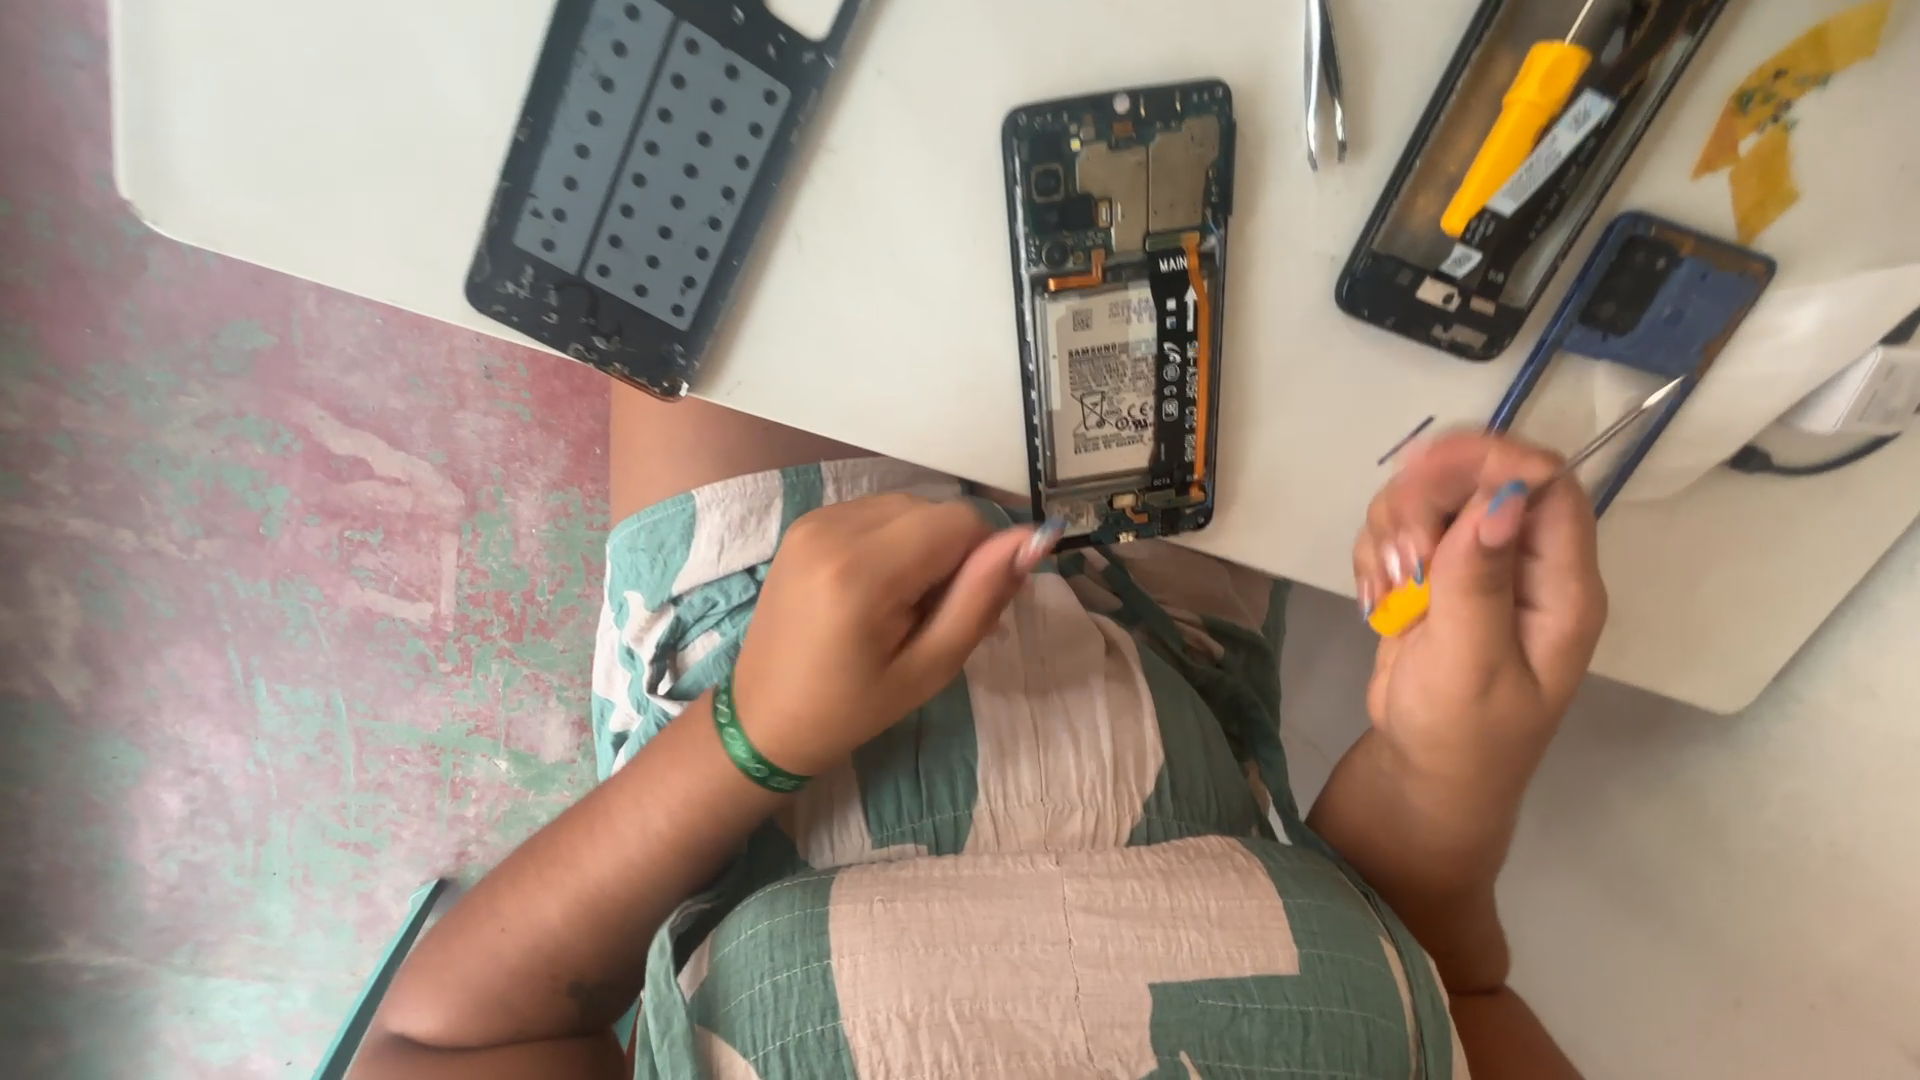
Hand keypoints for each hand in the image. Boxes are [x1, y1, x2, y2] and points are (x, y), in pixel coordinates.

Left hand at [730, 495, 1057, 777]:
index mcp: (862, 571)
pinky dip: (894, 541)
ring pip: (909, 507)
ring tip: (904, 604)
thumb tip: (1032, 542)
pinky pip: (877, 512)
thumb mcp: (930, 667)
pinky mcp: (805, 523)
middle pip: (935, 509)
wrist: (764, 718)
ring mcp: (814, 520)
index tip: (972, 604)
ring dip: (925, 545)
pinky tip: (878, 588)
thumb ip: (982, 598)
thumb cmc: (851, 708)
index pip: (960, 520)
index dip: (983, 555)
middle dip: (953, 553)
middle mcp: (834, 528)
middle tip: (935, 614)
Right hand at [1352, 434, 1606, 782]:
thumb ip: (1479, 583)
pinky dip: (1374, 554)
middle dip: (1422, 503)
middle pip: (1474, 478)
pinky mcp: (1428, 577)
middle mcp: (1520, 562)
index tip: (1422, 471)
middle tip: (1401, 559)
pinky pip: (1394, 532)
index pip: (1544, 484)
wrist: (1423, 767)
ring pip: (1424, 500)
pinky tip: (1377, 598)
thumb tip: (1501, 499)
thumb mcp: (1472, 665)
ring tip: (1389, 592)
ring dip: (1391, 532)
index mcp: (1560, 585)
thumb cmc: (1463, 732)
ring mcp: (1470, 567)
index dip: (1490, 461)